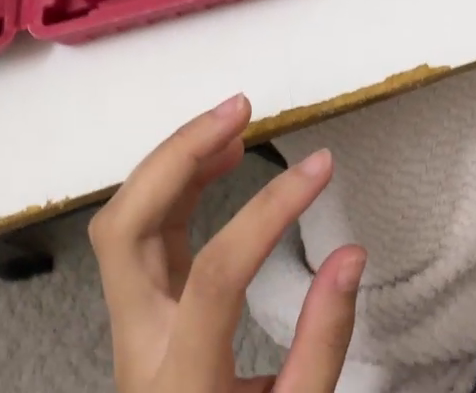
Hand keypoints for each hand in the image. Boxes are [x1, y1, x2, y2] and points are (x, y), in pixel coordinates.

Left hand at [90, 94, 365, 392]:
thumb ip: (323, 339)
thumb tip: (351, 253)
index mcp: (180, 378)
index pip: (216, 275)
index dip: (270, 210)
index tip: (323, 166)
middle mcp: (139, 341)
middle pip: (124, 232)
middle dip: (177, 157)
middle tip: (240, 109)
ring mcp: (130, 322)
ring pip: (124, 223)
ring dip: (174, 159)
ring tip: (235, 119)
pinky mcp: (141, 306)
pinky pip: (144, 231)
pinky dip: (178, 183)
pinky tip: (222, 158)